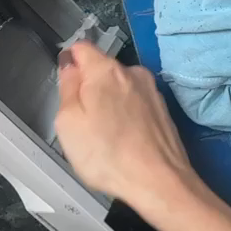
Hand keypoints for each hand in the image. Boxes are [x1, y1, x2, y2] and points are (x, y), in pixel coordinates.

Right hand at [55, 42, 200, 207]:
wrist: (159, 183)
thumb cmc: (107, 155)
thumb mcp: (68, 122)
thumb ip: (67, 87)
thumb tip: (70, 68)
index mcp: (105, 70)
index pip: (81, 48)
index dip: (69, 65)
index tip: (67, 89)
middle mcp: (132, 72)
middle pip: (101, 70)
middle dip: (89, 89)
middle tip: (83, 123)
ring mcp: (152, 91)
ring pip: (119, 88)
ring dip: (109, 104)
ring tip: (105, 137)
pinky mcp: (163, 110)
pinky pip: (135, 104)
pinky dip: (126, 117)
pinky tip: (124, 142)